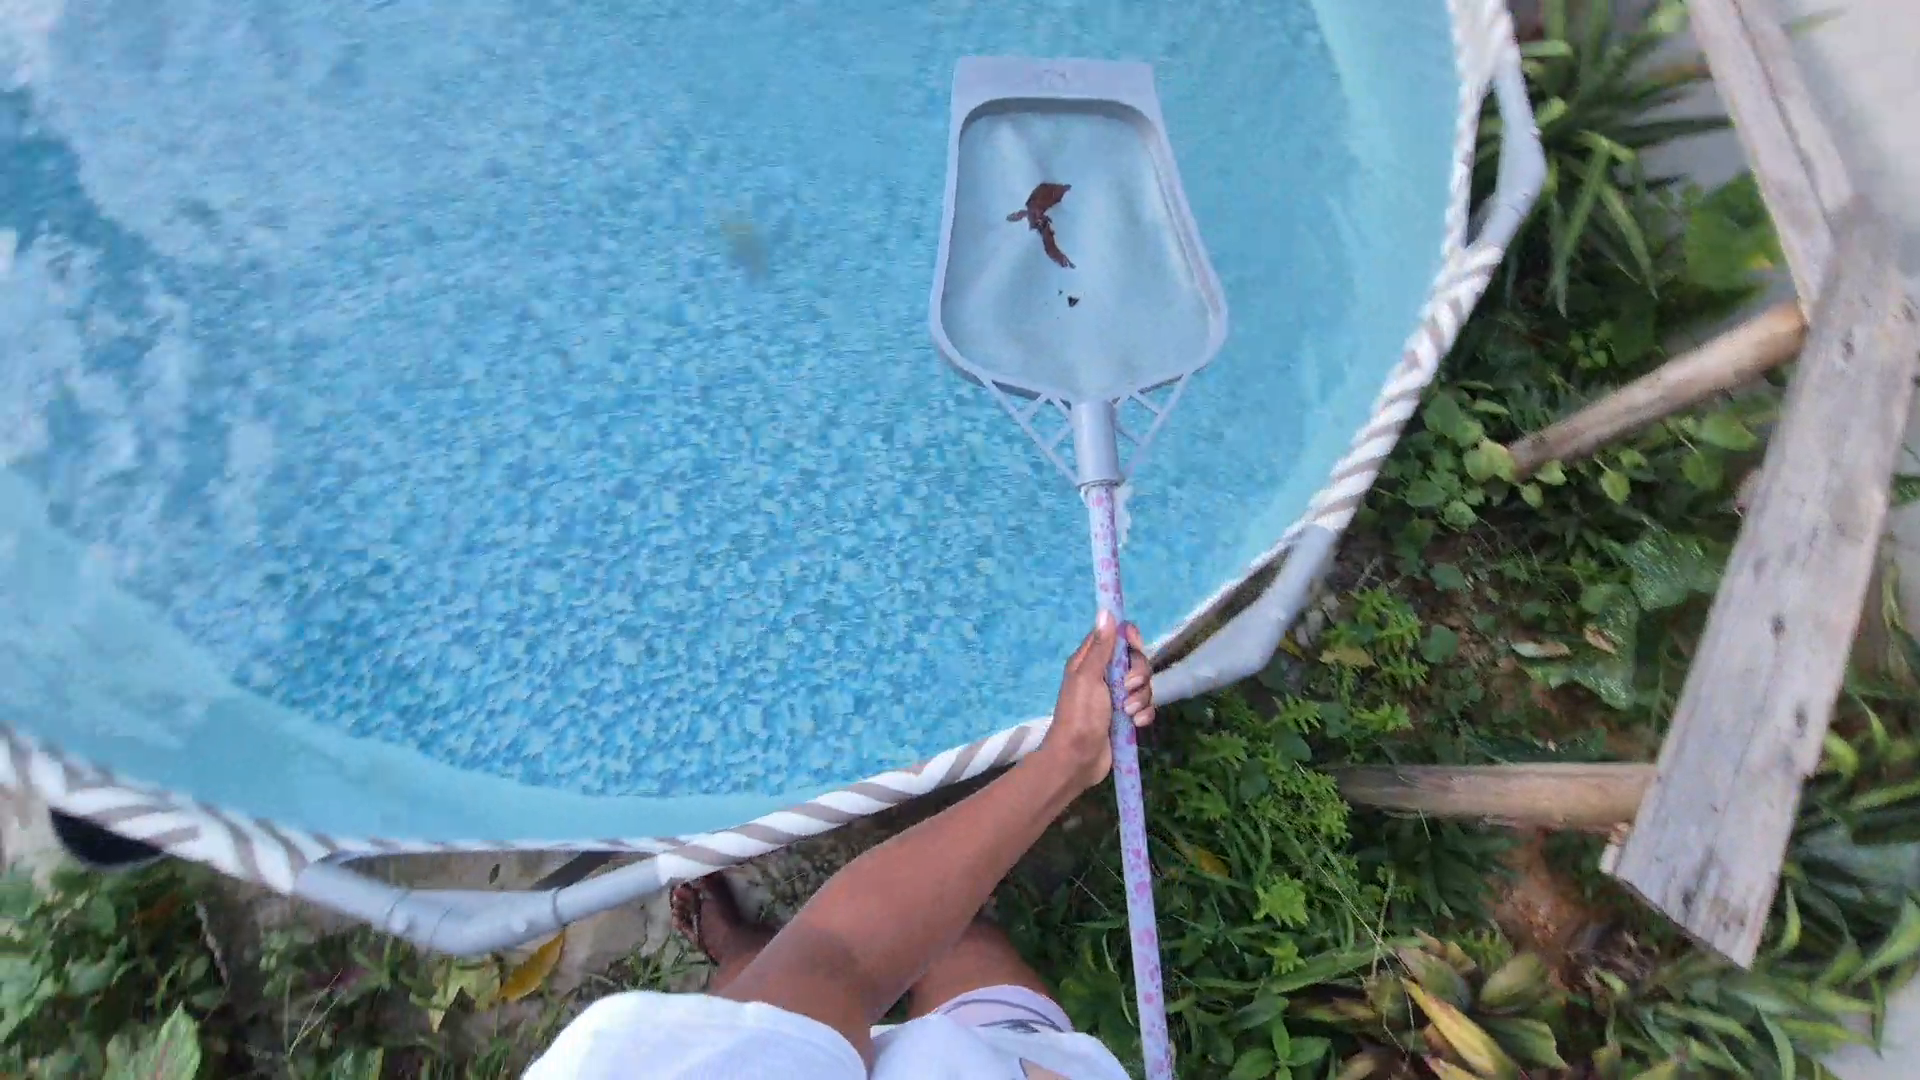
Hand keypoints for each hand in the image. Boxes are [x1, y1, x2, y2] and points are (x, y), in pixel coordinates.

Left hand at [1036, 609, 1154, 790]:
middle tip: (1127, 688)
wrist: (1078, 759)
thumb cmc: (1078, 715)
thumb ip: (1101, 647)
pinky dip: (1144, 714)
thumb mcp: (1088, 677)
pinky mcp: (1126, 716)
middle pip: (1135, 661)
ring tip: (1127, 713)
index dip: (1129, 640)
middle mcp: (1104, 675)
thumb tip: (1106, 612)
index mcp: (1090, 661)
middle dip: (1138, 674)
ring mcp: (1116, 697)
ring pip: (1143, 685)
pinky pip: (1146, 706)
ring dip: (1141, 698)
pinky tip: (1135, 724)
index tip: (1134, 648)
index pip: (1116, 637)